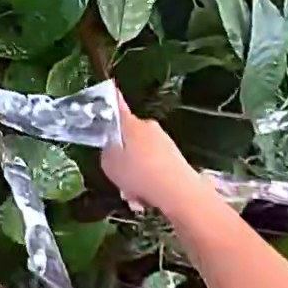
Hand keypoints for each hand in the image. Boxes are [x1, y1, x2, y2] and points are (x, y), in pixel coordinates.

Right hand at [99, 85, 212, 219]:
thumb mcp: (109, 164)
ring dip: (136, 171)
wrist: (181, 195)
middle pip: (129, 136)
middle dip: (123, 154)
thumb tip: (112, 149)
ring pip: (142, 153)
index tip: (109, 89)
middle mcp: (149, 127)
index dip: (111, 99)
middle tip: (118, 174)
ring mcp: (165, 142)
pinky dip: (149, 178)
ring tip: (134, 195)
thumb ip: (106, 153)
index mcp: (130, 124)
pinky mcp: (177, 158)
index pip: (117, 105)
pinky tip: (147, 198)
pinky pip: (155, 165)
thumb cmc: (140, 174)